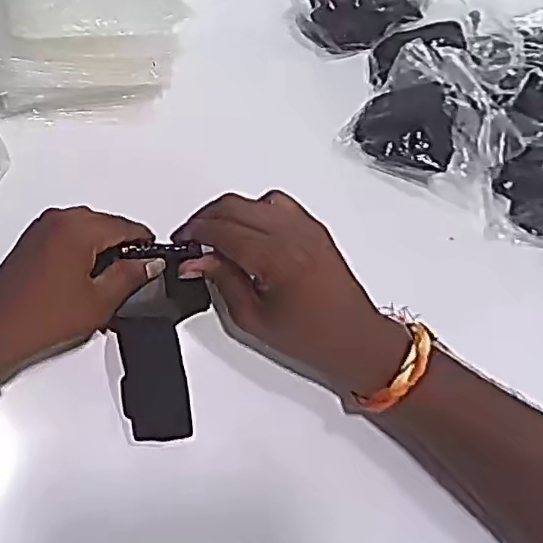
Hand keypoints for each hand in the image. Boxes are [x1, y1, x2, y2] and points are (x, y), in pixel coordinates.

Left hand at [0, 207, 157, 380]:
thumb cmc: (38, 316)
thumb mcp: (100, 301)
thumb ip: (129, 276)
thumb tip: (147, 264)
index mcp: (76, 229)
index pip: (123, 225)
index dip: (143, 242)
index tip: (153, 256)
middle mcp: (56, 221)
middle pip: (103, 223)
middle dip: (121, 245)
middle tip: (134, 273)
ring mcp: (40, 229)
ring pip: (84, 229)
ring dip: (99, 247)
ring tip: (107, 282)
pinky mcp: (30, 240)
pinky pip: (65, 236)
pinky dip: (79, 250)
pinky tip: (83, 279)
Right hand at [176, 191, 410, 399]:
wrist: (358, 343)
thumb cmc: (315, 339)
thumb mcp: (253, 319)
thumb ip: (221, 281)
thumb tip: (196, 261)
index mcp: (278, 260)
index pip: (223, 230)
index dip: (195, 233)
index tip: (184, 242)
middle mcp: (295, 238)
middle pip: (234, 206)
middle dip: (205, 219)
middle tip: (193, 237)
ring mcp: (307, 230)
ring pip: (253, 200)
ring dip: (228, 212)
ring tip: (217, 232)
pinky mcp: (314, 229)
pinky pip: (277, 203)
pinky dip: (255, 209)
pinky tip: (247, 228)